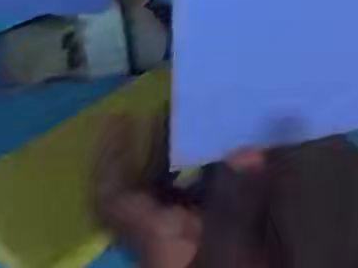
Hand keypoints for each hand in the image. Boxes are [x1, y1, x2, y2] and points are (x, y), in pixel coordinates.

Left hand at [92, 117, 274, 267]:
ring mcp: (188, 243)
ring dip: (180, 156)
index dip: (111, 160)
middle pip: (141, 191)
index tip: (118, 119)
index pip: (116, 199)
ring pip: (171, 193)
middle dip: (148, 147)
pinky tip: (239, 151)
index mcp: (157, 243)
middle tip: (171, 105)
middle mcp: (163, 241)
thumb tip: (246, 149)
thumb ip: (238, 203)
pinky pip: (202, 198)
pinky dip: (211, 170)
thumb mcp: (236, 256)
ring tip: (204, 118)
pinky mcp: (214, 244)